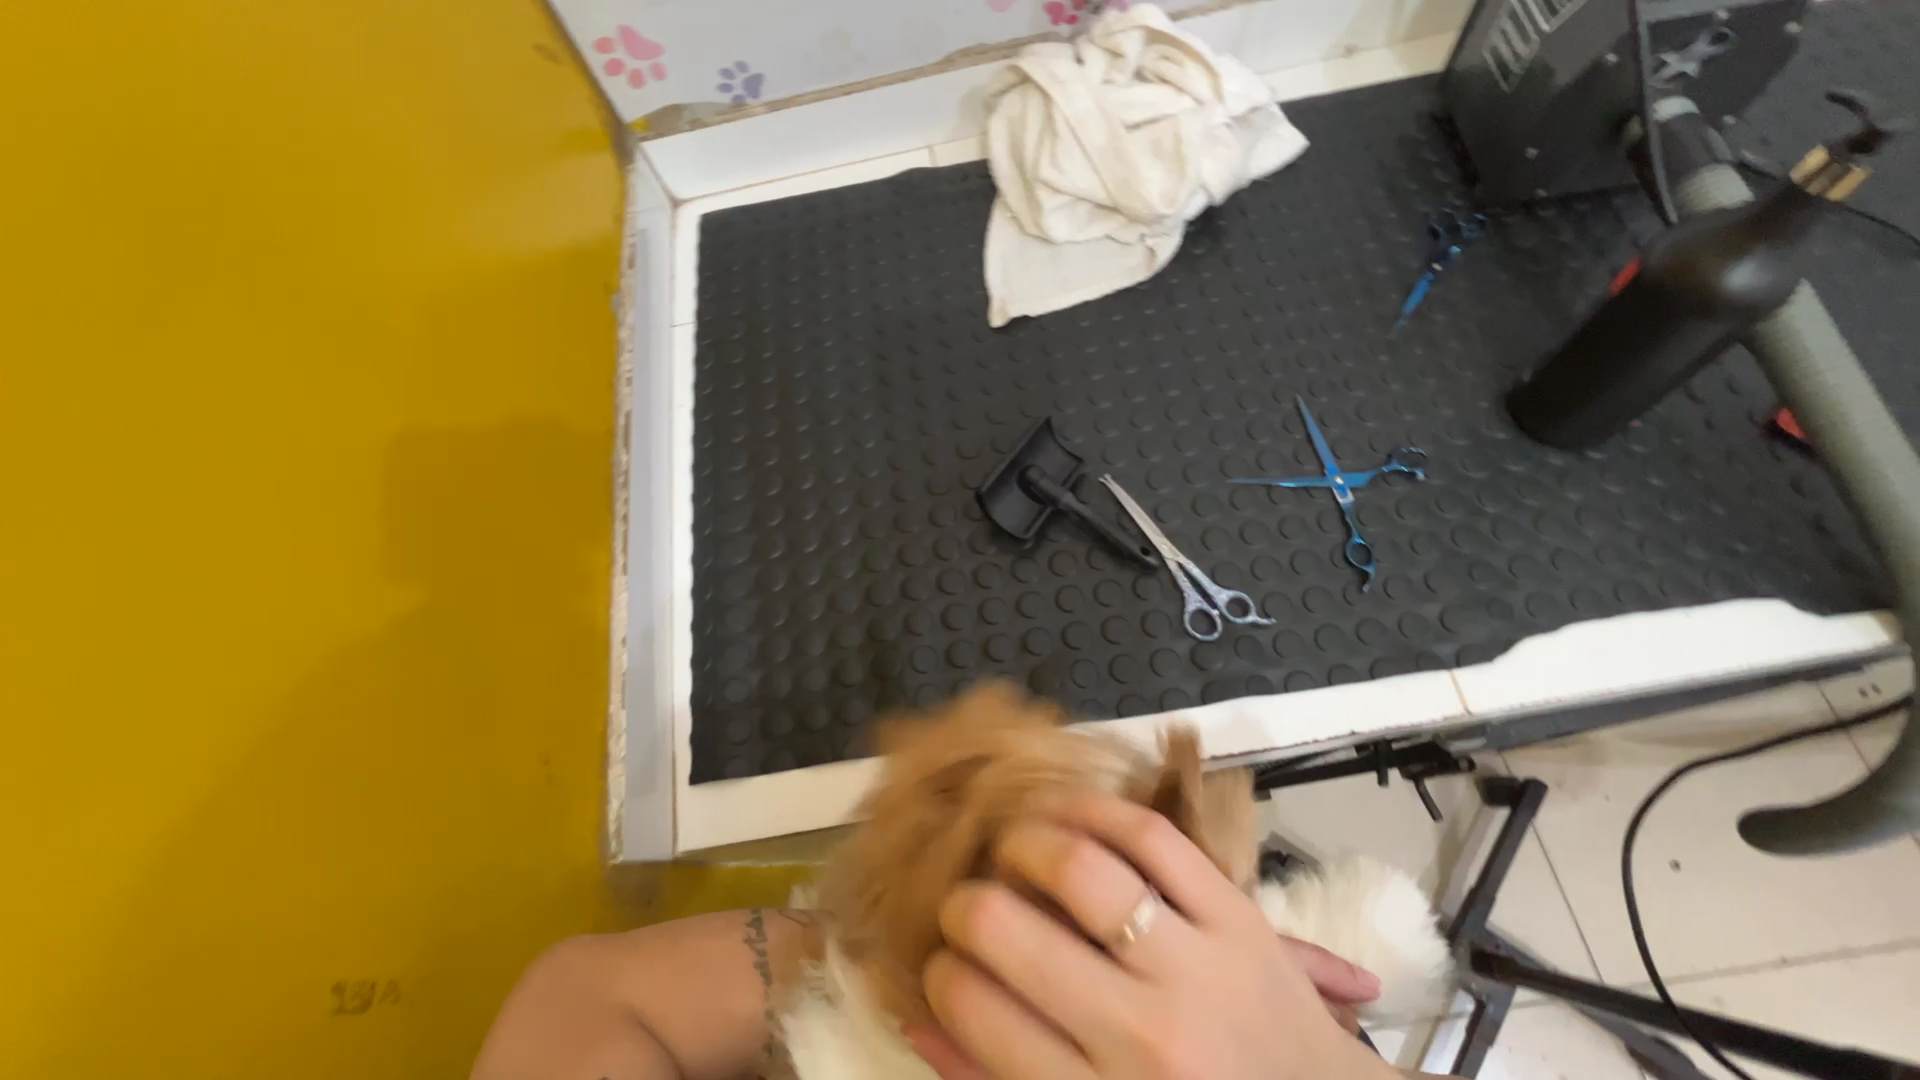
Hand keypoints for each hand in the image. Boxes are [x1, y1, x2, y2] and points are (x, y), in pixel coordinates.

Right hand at [908, 794, 1397, 1079]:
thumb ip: (995, 1079)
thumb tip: (917, 1013)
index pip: (975, 1009)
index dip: (940, 974)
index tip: (946, 963)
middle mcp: (1143, 1034)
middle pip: (1005, 928)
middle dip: (965, 905)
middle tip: (969, 906)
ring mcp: (1196, 962)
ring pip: (1077, 867)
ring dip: (1021, 844)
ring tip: (1011, 852)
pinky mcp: (1237, 911)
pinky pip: (1151, 835)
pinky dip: (1092, 810)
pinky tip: (1063, 814)